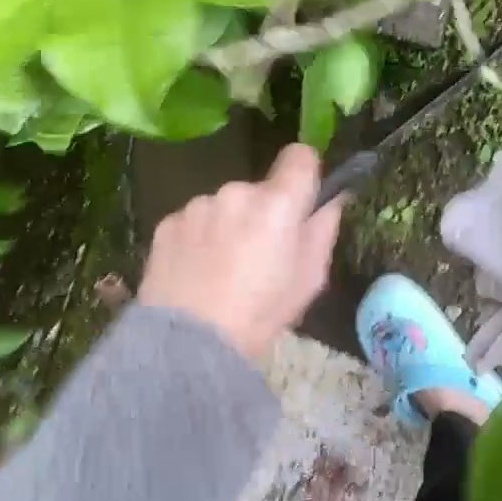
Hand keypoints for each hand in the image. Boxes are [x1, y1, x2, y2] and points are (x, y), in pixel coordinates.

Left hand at [139, 144, 342, 359]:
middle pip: (260, 190)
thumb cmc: (262, 313)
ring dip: (229, 226)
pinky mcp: (167, 224)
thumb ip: (324, 228)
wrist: (189, 345)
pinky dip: (199, 239)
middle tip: (260, 256)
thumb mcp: (311, 277)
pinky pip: (195, 222)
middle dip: (263, 213)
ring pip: (226, 206)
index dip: (304, 174)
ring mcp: (199, 206)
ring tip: (222, 270)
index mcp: (279, 203)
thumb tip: (333, 199)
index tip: (302, 201)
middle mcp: (238, 192)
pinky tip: (196, 273)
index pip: (300, 155)